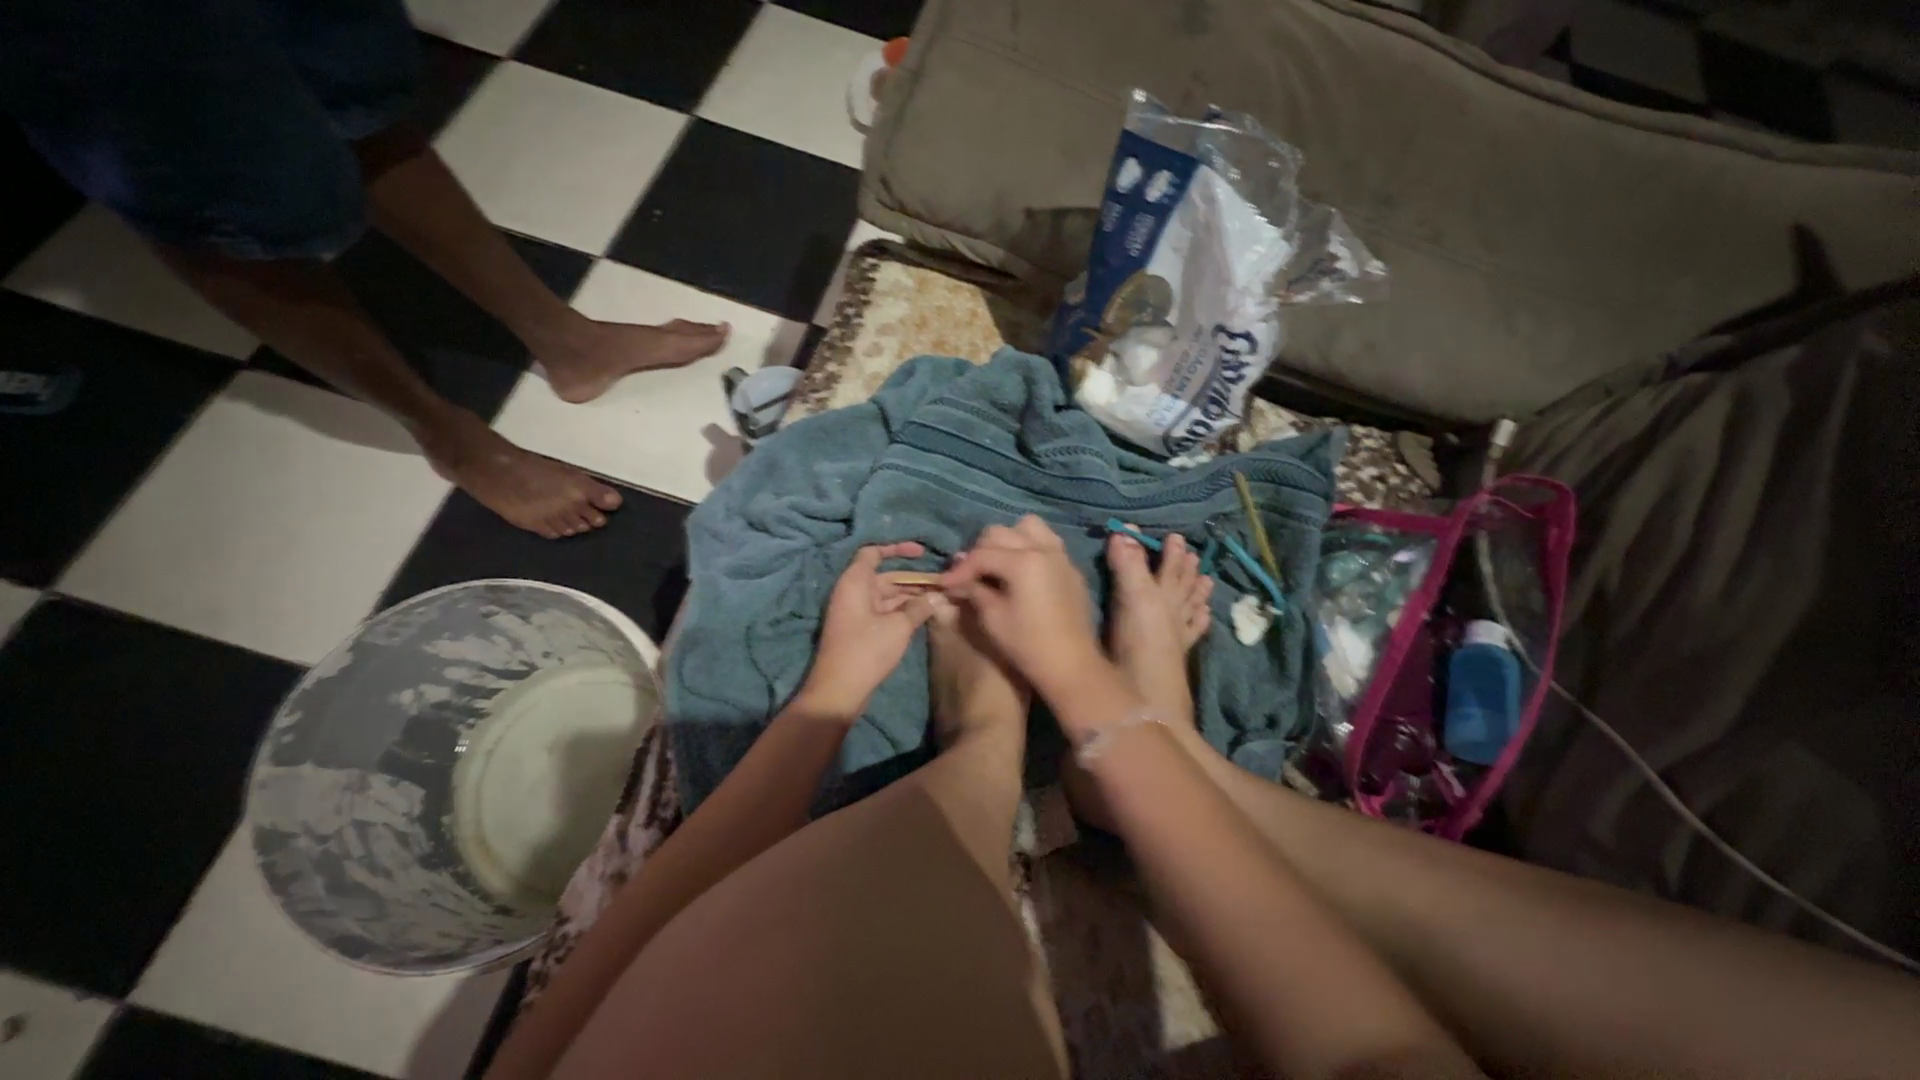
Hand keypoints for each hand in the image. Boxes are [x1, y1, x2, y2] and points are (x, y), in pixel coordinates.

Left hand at [794, 542, 939, 718]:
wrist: (839, 689)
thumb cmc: (867, 650)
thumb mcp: (899, 626)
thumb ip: (919, 607)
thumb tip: (937, 596)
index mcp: (855, 582)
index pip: (873, 552)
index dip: (897, 549)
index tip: (921, 553)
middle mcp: (853, 592)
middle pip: (885, 576)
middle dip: (913, 578)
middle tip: (942, 582)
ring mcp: (856, 612)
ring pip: (887, 595)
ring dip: (910, 596)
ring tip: (939, 598)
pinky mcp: (860, 629)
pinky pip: (884, 611)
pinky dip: (902, 610)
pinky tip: (925, 614)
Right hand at [938, 515, 1106, 695]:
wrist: (1072, 665)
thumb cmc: (1028, 645)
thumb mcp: (993, 618)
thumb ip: (975, 590)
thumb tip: (961, 579)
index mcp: (1024, 561)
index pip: (982, 554)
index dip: (959, 570)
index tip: (945, 584)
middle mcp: (1044, 549)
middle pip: (1002, 533)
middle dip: (980, 551)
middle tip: (969, 575)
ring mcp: (1061, 556)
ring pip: (1029, 527)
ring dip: (1008, 540)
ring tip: (998, 564)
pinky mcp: (1071, 568)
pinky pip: (1047, 542)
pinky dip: (1029, 547)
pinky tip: (1020, 571)